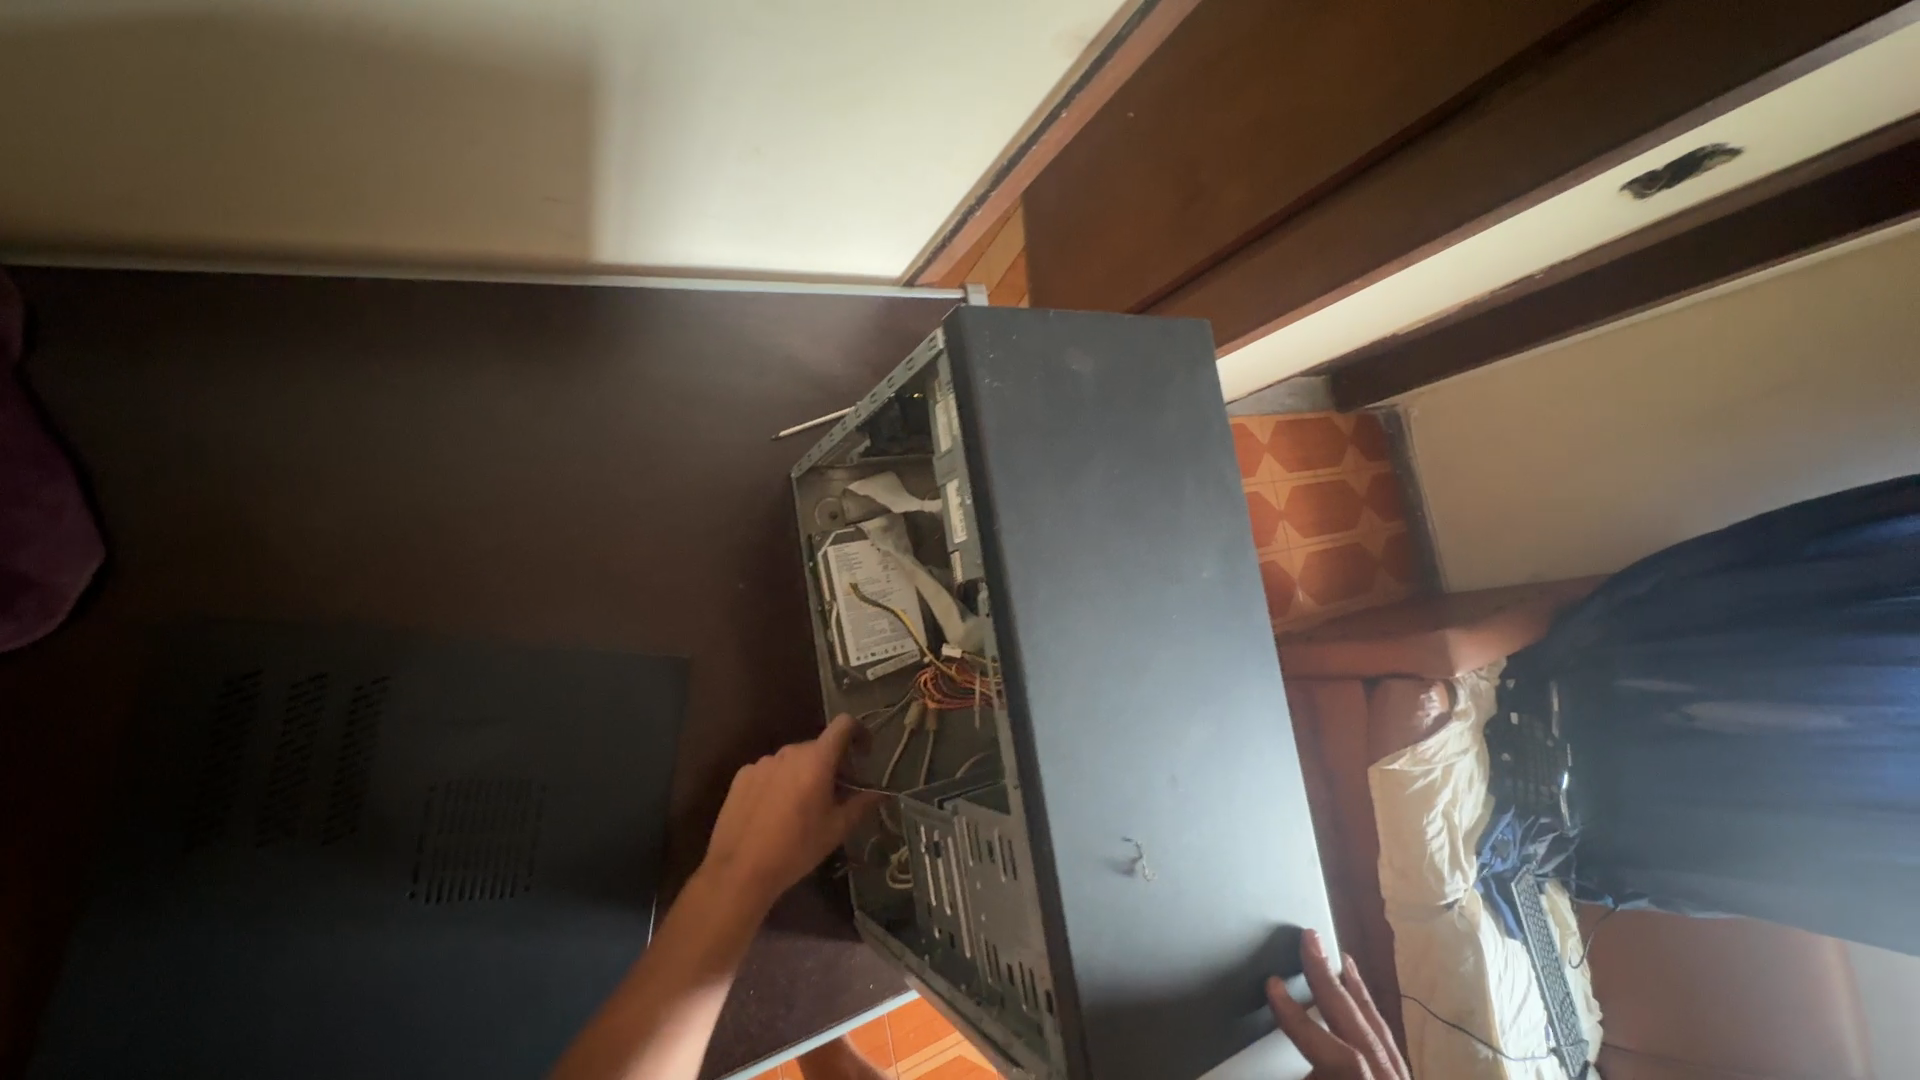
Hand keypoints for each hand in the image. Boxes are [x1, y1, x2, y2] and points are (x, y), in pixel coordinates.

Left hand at [696, 714, 880, 911]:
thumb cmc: (796, 848)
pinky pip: (770, 771)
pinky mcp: (741, 776)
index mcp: (817, 759)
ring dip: (804, 774)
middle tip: (836, 794)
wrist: (739, 870)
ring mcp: (762, 762)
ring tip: (802, 808)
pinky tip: (774, 812)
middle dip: (831, 765)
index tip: (863, 755)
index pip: (844, 724)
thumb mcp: (836, 829)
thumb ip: (861, 804)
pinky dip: (779, 783)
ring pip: (793, 761)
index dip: (859, 733)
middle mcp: (789, 752)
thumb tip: (880, 793)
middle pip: (818, 747)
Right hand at [1266, 929, 1410, 1079]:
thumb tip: (1272, 1058)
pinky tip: (1362, 1004)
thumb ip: (1299, 1075)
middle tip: (1310, 939)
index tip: (1273, 986)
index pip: (1339, 1056)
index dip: (1301, 1022)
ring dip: (1356, 993)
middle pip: (1363, 1030)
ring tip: (1342, 960)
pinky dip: (1371, 1016)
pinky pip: (1388, 1044)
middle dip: (1330, 982)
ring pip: (1382, 1034)